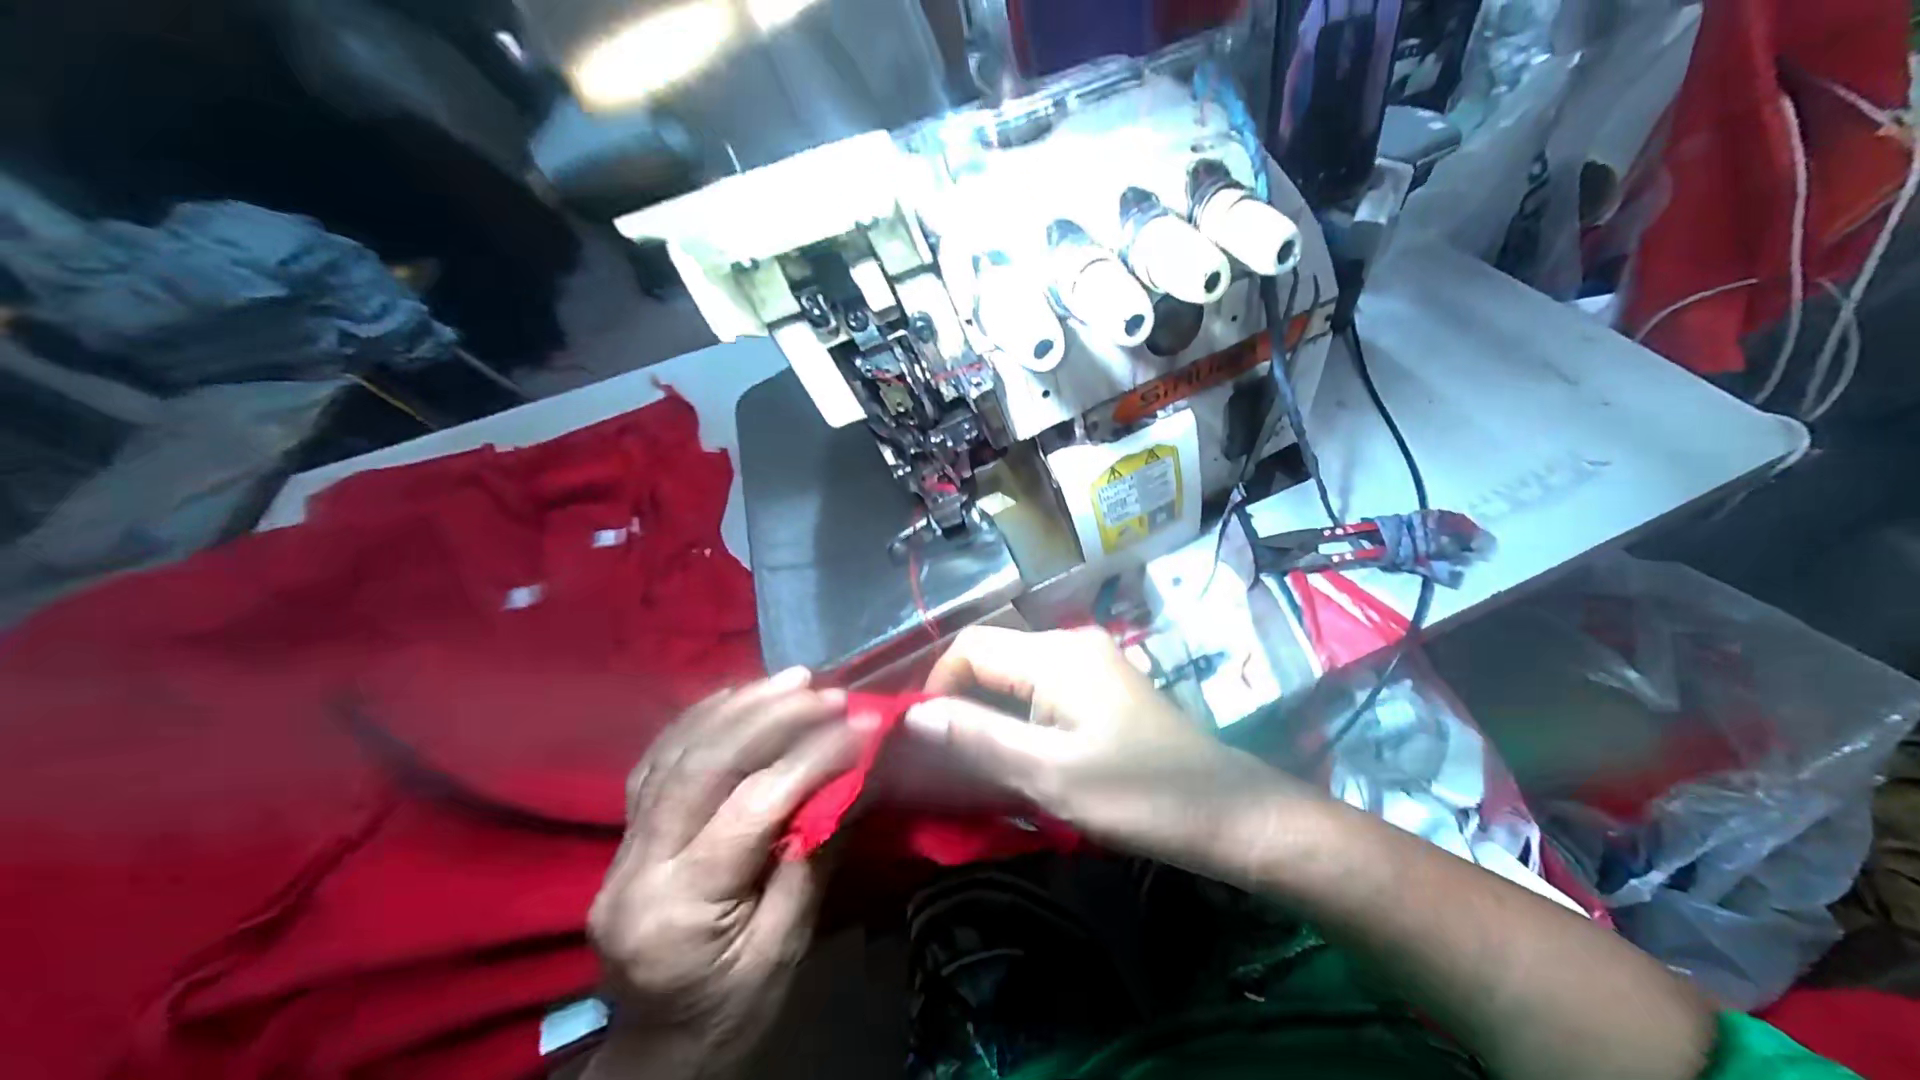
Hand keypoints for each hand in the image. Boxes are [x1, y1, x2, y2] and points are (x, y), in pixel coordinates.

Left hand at [587, 668, 858, 1078]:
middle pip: (704, 766)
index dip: (812, 758)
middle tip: (826, 691)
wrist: (659, 1051)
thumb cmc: (732, 1012)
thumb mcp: (785, 949)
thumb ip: (812, 857)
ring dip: (738, 707)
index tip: (862, 726)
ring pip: (675, 753)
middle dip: (772, 718)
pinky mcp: (622, 837)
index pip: (751, 808)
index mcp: (678, 909)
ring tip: (790, 680)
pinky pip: (657, 762)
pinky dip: (699, 721)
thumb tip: (852, 777)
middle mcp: (635, 868)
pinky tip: (736, 698)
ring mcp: (619, 849)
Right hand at [905, 627, 1314, 879]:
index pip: (969, 647)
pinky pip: (1041, 688)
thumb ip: (978, 737)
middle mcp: (1071, 643)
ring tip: (976, 760)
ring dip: (989, 711)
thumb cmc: (1138, 794)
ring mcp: (1091, 663)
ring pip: (1015, 674)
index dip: (936, 687)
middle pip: (992, 656)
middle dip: (961, 699)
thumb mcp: (1049, 773)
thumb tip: (912, 714)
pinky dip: (1018, 715)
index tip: (924, 740)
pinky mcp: (1103, 687)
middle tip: (945, 757)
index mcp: (1057, 653)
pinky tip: (1019, 753)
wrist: (1229, 814)